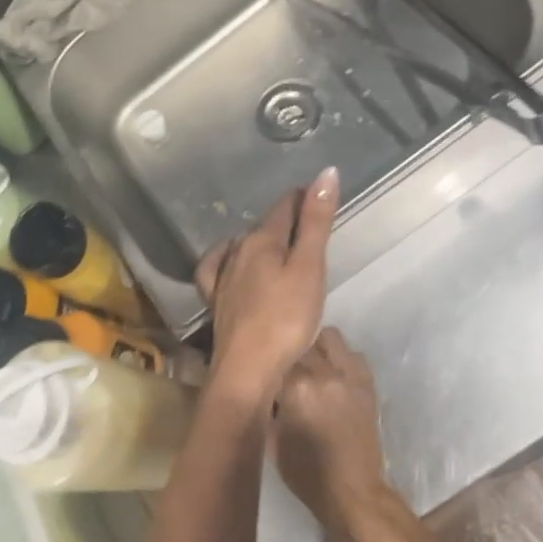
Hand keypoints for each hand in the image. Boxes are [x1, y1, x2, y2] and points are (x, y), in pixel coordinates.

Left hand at [196, 167, 340, 390]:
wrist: (247, 369)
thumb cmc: (285, 319)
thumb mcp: (309, 268)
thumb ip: (316, 222)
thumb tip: (325, 173)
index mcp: (261, 240)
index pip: (284, 207)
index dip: (303, 198)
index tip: (319, 195)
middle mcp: (236, 252)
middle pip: (264, 226)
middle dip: (286, 219)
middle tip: (308, 220)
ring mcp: (223, 278)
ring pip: (242, 247)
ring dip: (261, 239)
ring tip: (280, 243)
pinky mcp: (217, 302)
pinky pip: (218, 270)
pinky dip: (228, 260)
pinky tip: (231, 264)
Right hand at [273, 328, 392, 534]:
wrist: (352, 491)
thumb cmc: (305, 472)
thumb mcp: (272, 439)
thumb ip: (266, 404)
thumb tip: (260, 384)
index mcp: (296, 387)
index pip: (275, 353)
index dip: (266, 358)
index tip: (260, 364)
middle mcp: (324, 373)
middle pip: (301, 341)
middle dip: (290, 351)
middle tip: (283, 364)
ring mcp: (350, 375)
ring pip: (329, 337)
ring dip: (316, 346)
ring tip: (309, 362)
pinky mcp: (367, 383)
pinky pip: (352, 354)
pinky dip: (340, 358)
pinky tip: (331, 373)